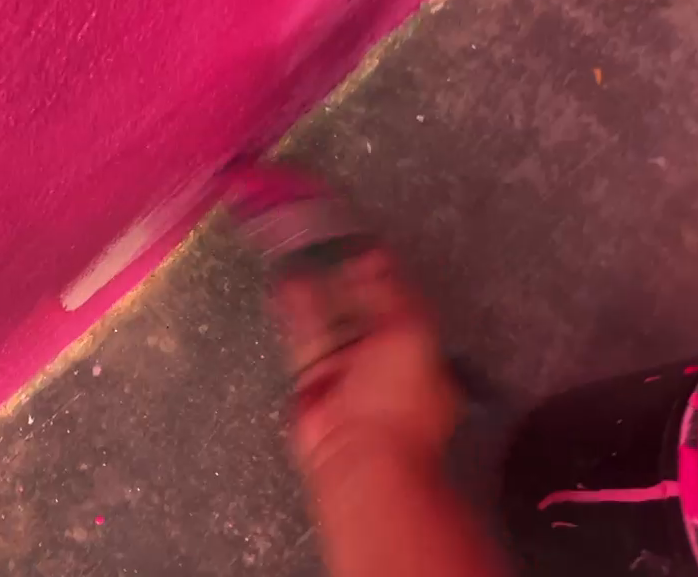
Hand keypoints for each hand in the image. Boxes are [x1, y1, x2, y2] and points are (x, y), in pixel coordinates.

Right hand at [267, 243, 459, 474]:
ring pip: (327, 318)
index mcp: (415, 350)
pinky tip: (283, 284)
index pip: (398, 302)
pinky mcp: (310, 374)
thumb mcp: (410, 333)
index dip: (381, 275)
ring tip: (298, 257)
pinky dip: (291, 309)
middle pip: (358, 308)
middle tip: (323, 247)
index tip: (361, 247)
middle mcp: (379, 358)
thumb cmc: (396, 398)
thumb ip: (392, 293)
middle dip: (341, 279)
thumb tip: (376, 255)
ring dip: (312, 290)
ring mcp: (343, 367)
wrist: (357, 450)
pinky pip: (300, 335)